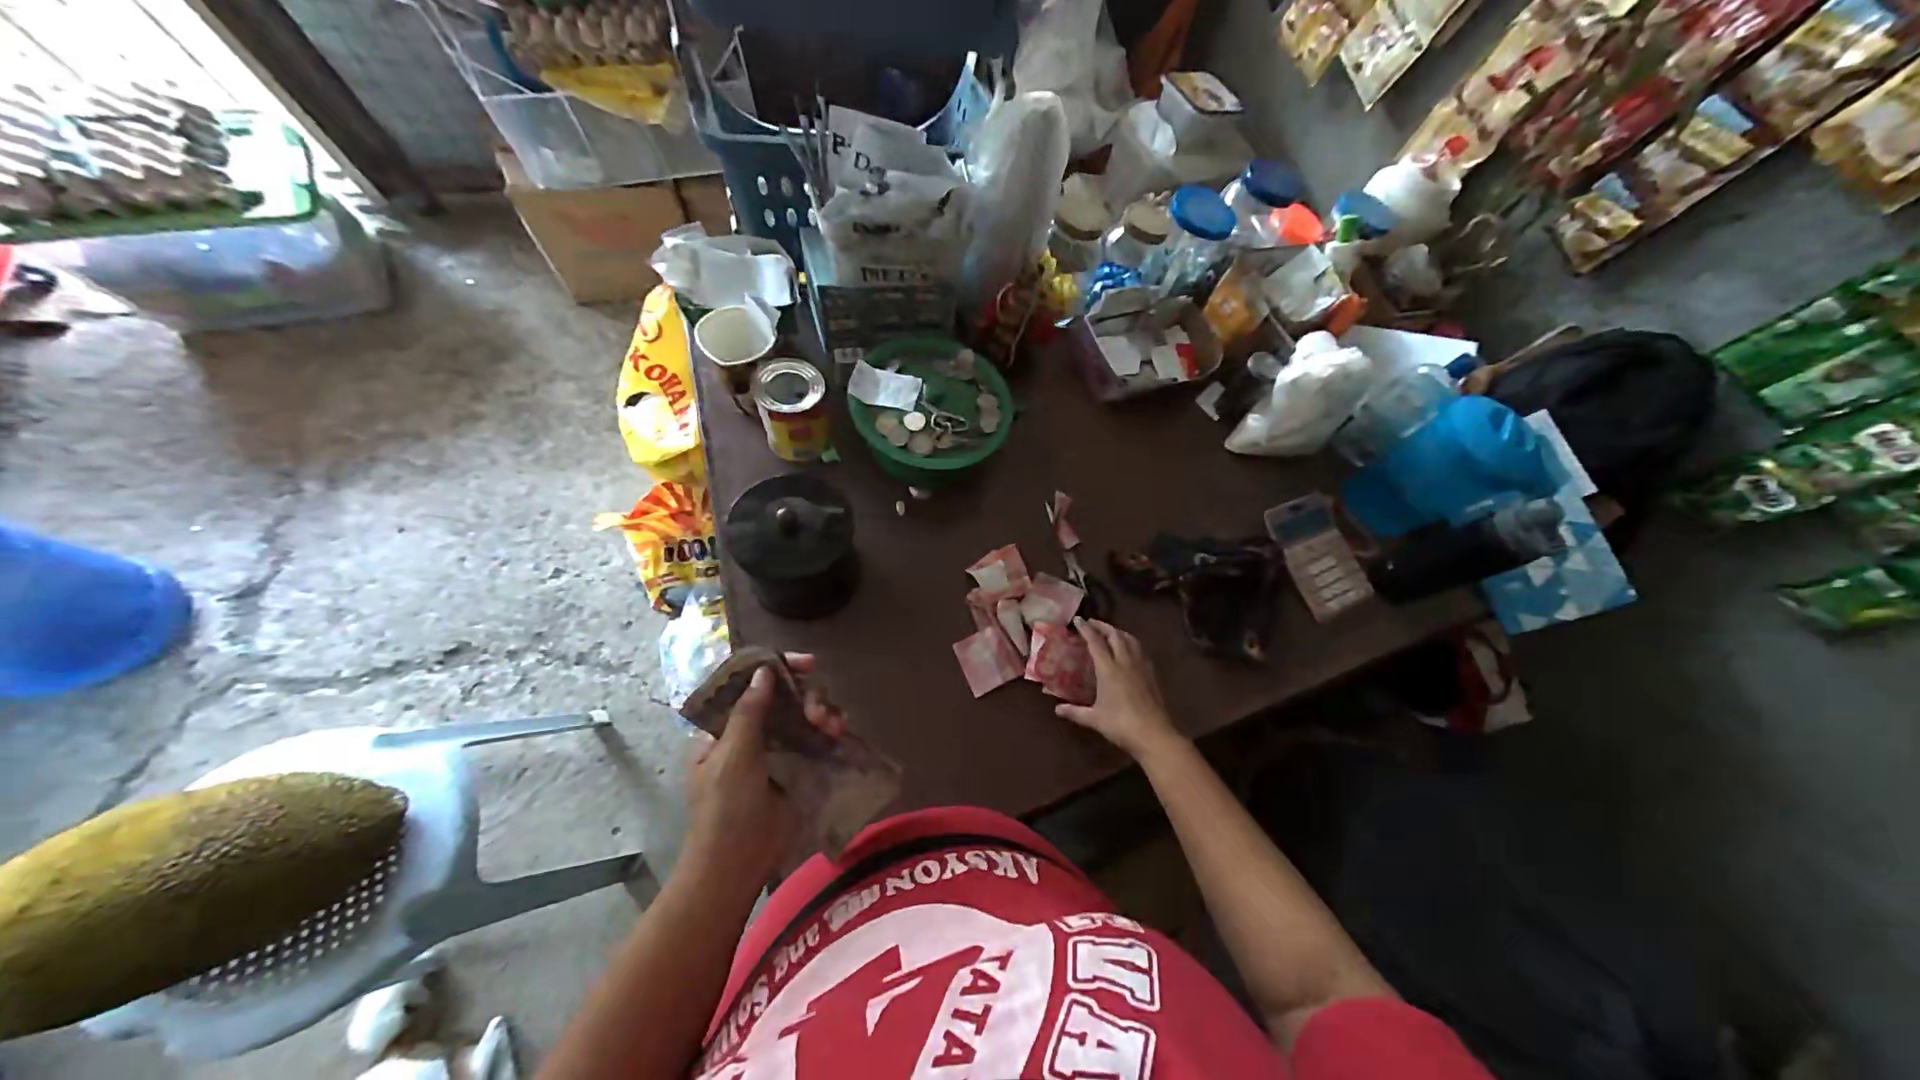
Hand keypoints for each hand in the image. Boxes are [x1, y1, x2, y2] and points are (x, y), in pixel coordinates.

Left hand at [683, 654, 840, 883]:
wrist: (738, 864)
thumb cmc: (724, 809)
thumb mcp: (732, 756)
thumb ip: (749, 712)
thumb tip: (764, 670)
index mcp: (725, 726)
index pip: (752, 683)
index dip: (778, 668)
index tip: (807, 664)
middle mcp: (753, 732)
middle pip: (786, 695)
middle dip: (807, 696)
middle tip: (819, 714)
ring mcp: (778, 749)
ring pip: (806, 714)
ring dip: (823, 712)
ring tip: (833, 728)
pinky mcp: (799, 767)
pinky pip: (818, 738)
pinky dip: (830, 730)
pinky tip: (839, 733)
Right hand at [1055, 619, 1183, 759]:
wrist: (1153, 734)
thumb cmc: (1120, 725)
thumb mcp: (1094, 719)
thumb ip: (1074, 712)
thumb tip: (1057, 709)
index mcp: (1108, 669)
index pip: (1095, 642)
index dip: (1086, 629)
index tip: (1078, 619)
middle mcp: (1125, 662)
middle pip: (1115, 635)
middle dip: (1103, 626)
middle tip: (1092, 623)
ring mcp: (1141, 666)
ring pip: (1130, 640)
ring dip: (1119, 632)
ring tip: (1110, 632)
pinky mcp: (1151, 674)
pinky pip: (1140, 650)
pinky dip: (1131, 643)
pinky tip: (1129, 649)